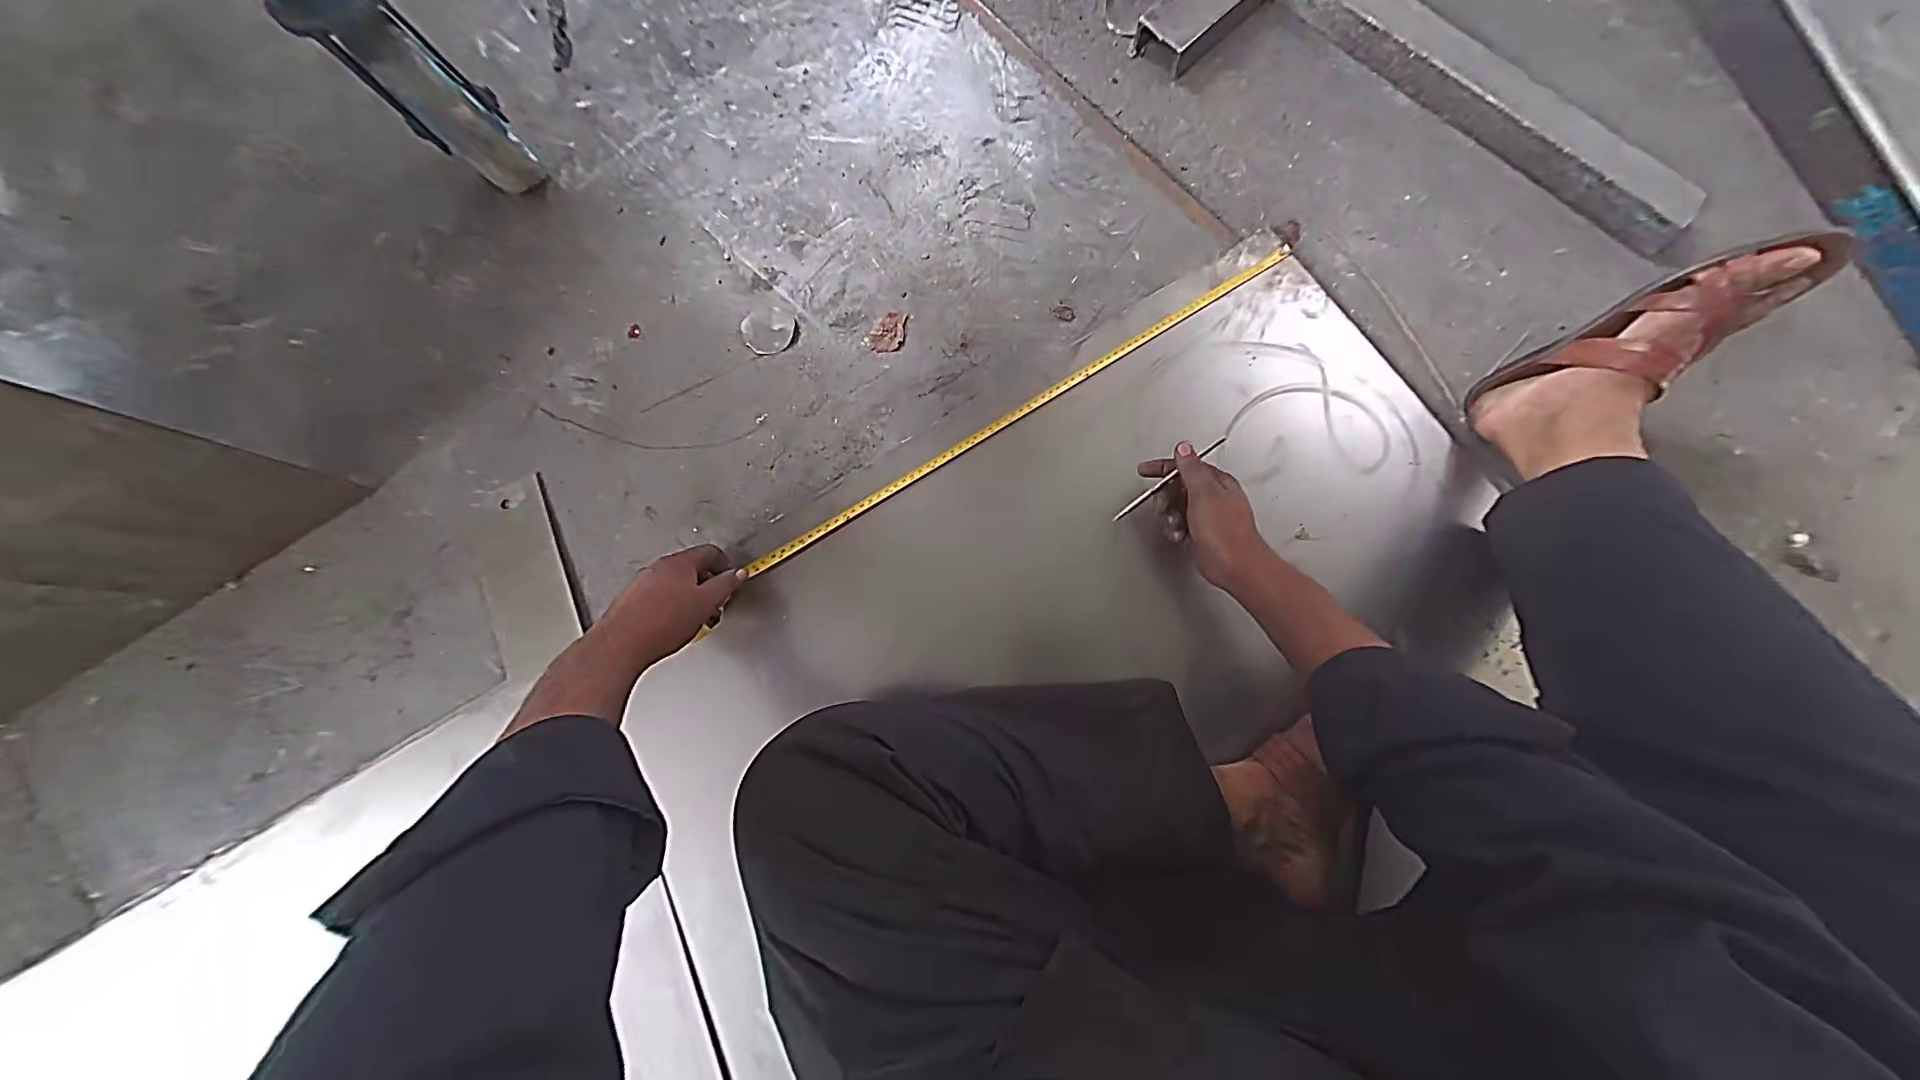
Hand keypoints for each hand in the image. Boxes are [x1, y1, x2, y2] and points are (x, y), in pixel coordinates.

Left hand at [597, 544, 748, 669]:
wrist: (622, 645)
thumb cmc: (660, 624)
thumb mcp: (706, 602)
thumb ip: (726, 584)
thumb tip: (736, 574)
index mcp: (678, 563)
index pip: (710, 553)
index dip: (727, 567)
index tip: (733, 581)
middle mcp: (658, 568)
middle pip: (693, 568)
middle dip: (710, 585)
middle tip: (718, 603)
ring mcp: (643, 583)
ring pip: (677, 584)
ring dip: (692, 598)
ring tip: (697, 618)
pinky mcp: (633, 600)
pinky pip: (661, 597)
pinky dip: (674, 607)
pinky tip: (676, 625)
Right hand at [1136, 441, 1274, 592]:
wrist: (1232, 564)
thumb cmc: (1226, 532)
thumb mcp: (1204, 493)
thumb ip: (1191, 468)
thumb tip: (1183, 448)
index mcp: (1217, 482)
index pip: (1186, 466)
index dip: (1164, 467)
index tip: (1146, 469)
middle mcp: (1213, 496)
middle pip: (1177, 487)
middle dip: (1166, 498)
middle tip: (1167, 506)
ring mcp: (1206, 515)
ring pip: (1175, 507)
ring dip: (1170, 516)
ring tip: (1177, 523)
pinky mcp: (1200, 532)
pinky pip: (1178, 524)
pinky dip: (1175, 529)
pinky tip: (1180, 534)